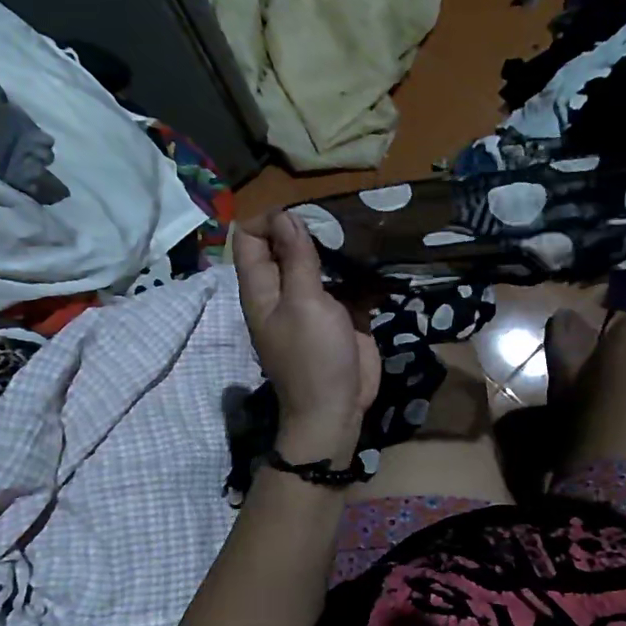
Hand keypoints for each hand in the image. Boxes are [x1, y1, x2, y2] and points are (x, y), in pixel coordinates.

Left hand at [233, 212, 379, 462]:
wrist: (336, 410)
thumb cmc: (313, 357)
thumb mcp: (304, 303)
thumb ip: (296, 258)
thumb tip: (287, 216)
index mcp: (262, 287)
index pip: (250, 237)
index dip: (271, 219)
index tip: (304, 217)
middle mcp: (283, 291)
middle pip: (287, 246)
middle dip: (309, 229)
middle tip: (339, 221)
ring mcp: (314, 304)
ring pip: (320, 263)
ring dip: (337, 248)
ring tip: (360, 231)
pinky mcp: (342, 316)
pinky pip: (347, 284)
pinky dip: (358, 271)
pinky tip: (374, 257)